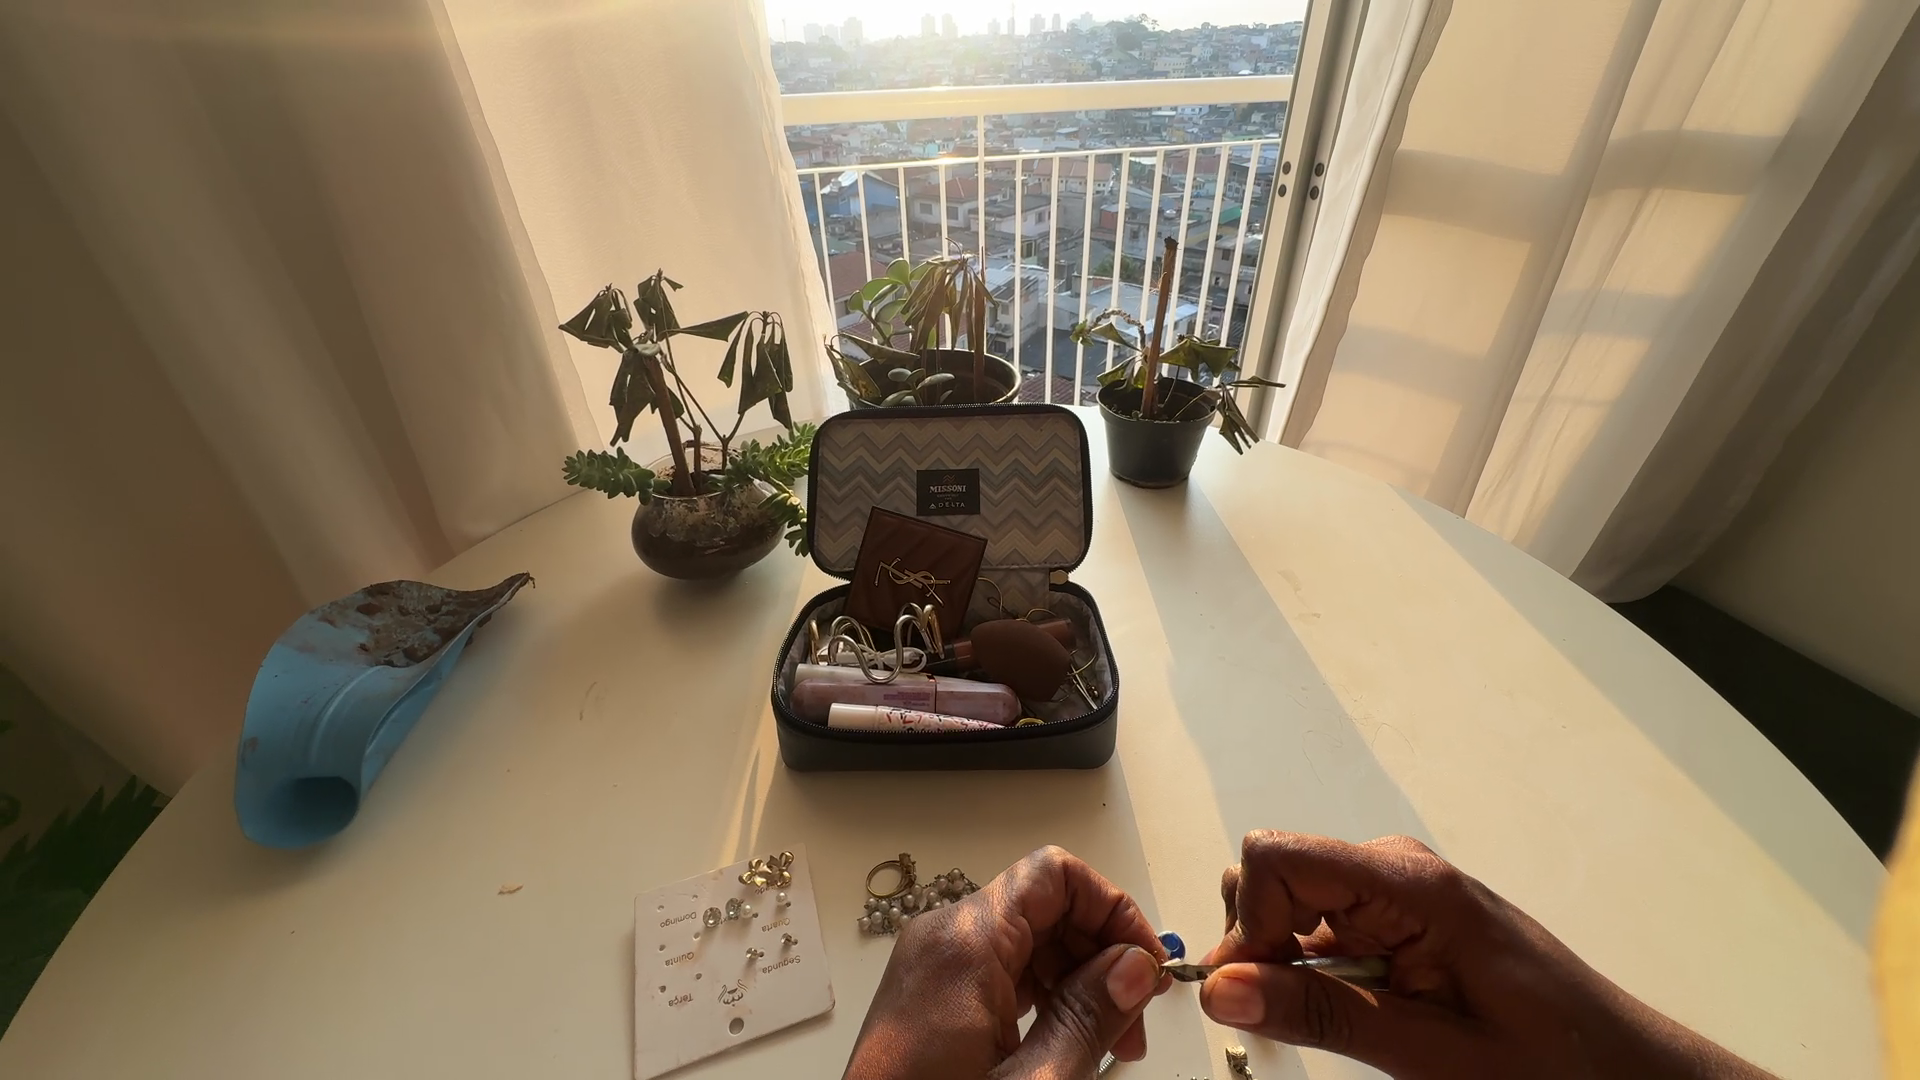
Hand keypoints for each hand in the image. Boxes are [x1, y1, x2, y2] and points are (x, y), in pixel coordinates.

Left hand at [842, 846, 1171, 1078]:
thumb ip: (1088, 1016)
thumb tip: (1137, 963)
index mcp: (965, 939)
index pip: (1053, 874)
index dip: (1111, 907)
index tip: (1147, 964)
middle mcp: (943, 934)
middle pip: (1042, 904)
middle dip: (1098, 950)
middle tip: (1135, 1022)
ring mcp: (932, 962)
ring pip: (1023, 938)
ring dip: (1074, 977)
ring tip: (1110, 1043)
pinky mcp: (929, 992)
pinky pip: (998, 969)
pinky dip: (1040, 993)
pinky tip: (1066, 1040)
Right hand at [1199, 832, 1775, 1079]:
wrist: (1640, 1079)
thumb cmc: (1556, 1068)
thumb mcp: (1434, 1056)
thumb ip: (1322, 1014)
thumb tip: (1215, 987)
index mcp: (1403, 879)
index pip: (1275, 856)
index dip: (1250, 920)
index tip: (1257, 992)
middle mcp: (1384, 863)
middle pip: (1269, 873)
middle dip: (1257, 942)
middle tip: (1285, 1016)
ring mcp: (1384, 884)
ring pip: (1281, 896)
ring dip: (1277, 956)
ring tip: (1324, 1017)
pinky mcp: (1387, 909)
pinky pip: (1312, 919)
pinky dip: (1301, 963)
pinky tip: (1342, 1006)